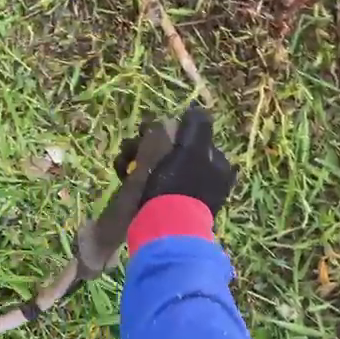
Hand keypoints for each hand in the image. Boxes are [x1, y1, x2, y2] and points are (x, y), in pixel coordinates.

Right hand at [115, 104, 236, 216]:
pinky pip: (152, 181)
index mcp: (217, 164)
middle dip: (147, 146)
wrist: (165, 227)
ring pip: (158, 164)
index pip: (190, 137)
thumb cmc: (178, 185)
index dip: (167, 132)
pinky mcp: (167, 205)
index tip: (145, 132)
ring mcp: (187, 193)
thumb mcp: (192, 149)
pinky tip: (125, 177)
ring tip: (122, 166)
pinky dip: (137, 176)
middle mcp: (206, 178)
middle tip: (130, 151)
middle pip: (172, 150)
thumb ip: (198, 126)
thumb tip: (195, 110)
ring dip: (136, 159)